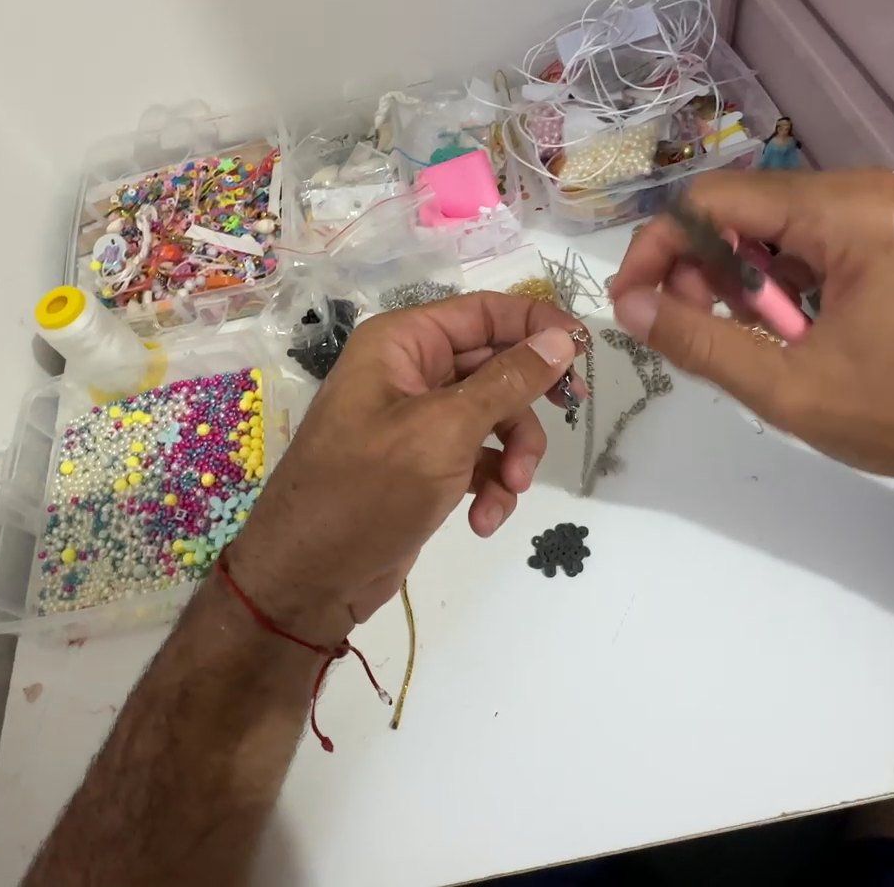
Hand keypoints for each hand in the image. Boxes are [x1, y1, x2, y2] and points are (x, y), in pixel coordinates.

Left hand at [223, 292, 584, 641]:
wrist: (310, 579)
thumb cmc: (367, 490)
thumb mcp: (445, 430)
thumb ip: (508, 382)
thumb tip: (561, 339)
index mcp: (403, 342)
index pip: (484, 312)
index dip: (536, 324)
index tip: (583, 350)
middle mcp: (409, 372)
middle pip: (494, 365)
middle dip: (526, 404)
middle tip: (570, 413)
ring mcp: (416, 421)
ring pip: (494, 418)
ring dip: (513, 455)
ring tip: (511, 490)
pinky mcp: (424, 465)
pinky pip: (478, 458)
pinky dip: (490, 485)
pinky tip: (484, 518)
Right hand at [610, 169, 893, 492]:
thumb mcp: (789, 388)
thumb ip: (700, 342)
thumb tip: (627, 308)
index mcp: (846, 213)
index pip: (713, 202)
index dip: (657, 248)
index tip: (627, 303)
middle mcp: (859, 191)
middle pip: (734, 209)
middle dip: (693, 268)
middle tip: (684, 331)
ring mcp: (871, 210)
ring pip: (757, 227)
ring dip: (725, 279)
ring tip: (730, 337)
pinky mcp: (876, 235)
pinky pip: (791, 242)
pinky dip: (761, 282)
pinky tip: (768, 328)